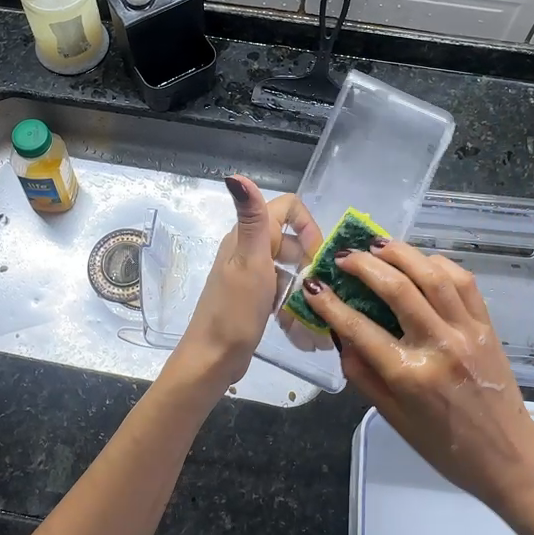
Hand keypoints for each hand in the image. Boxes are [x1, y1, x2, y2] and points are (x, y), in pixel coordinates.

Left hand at [169, 176, 320, 389]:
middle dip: (310, 262)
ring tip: (317, 315)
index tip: (318, 255)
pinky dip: (293, 307)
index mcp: (248, 236)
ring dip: (304, 289)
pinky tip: (304, 330)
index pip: (287, 208)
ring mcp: (251, 275)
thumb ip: (251, 219)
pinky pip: (282, 293)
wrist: (212, 359)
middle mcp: (249, 249)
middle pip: (291, 241)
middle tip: (322, 290)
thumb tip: (235, 175)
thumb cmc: (234, 311)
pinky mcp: (254, 298)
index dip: (308, 226)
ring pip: (289, 270)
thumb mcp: (250, 263)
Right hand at [301, 239, 533, 513]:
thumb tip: (340, 335)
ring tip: (375, 245)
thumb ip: (364, 374)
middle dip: (363, 265)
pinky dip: (437, 263)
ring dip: (400, 253)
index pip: (360, 329)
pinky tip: (418, 261)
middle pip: (397, 288)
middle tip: (342, 256)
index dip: (330, 304)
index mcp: (410, 376)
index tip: (313, 285)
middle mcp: (439, 346)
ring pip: (431, 274)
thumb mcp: (393, 418)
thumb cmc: (444, 446)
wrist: (509, 458)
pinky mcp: (486, 325)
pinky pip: (463, 280)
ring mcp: (466, 331)